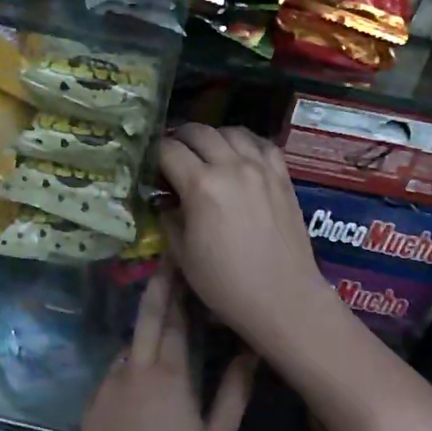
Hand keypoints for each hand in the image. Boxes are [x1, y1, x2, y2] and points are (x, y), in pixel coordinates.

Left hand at [76, 265, 256, 430]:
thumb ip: (234, 392)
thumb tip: (250, 353)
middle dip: (158, 287)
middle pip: (147, 318)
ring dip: (145, 333)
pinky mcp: (93, 403)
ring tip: (162, 328)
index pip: (177, 321)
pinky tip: (143, 383)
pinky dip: (131, 366)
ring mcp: (109, 384)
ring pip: (130, 347)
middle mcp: (135, 369)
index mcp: (170, 376)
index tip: (185, 263)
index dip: (182, 290)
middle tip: (166, 262)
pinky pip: (116, 373)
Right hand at [156, 124, 340, 350]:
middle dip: (179, 139)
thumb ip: (170, 219)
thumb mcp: (183, 256)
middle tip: (171, 156)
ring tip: (204, 153)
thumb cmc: (226, 285)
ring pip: (231, 131)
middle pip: (198, 132)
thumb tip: (165, 201)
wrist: (283, 298)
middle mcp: (232, 166)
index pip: (168, 151)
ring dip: (212, 137)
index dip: (153, 155)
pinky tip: (239, 156)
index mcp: (201, 186)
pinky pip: (261, 144)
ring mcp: (261, 168)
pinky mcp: (283, 176)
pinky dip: (245, 143)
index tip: (149, 167)